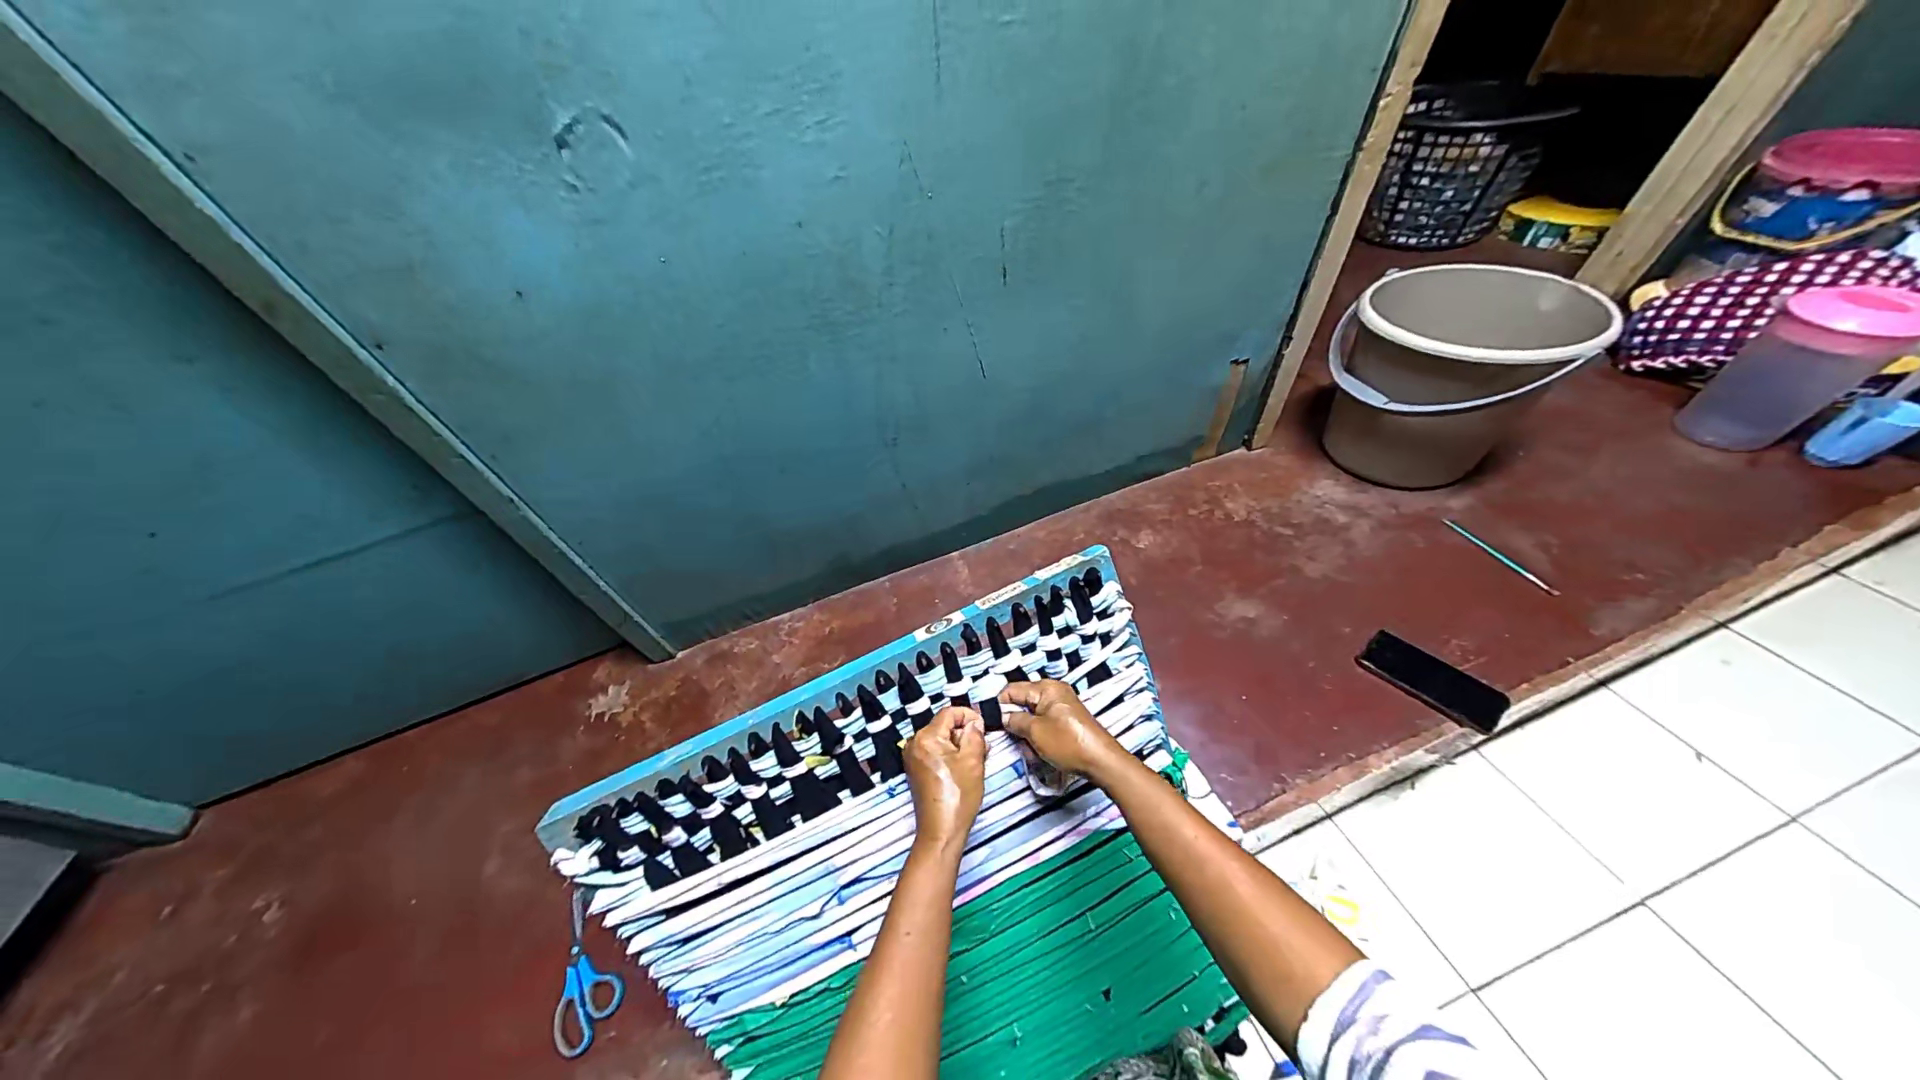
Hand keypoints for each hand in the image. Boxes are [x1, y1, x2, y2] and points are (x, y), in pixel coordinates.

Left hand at [904, 706, 986, 850]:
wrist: (941, 830)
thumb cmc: (955, 799)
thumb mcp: (973, 760)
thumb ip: (975, 735)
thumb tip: (975, 723)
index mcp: (926, 738)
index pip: (949, 712)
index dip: (969, 716)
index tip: (981, 726)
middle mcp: (915, 744)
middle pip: (945, 726)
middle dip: (964, 734)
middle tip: (981, 749)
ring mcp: (914, 758)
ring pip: (941, 740)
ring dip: (959, 746)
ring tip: (973, 764)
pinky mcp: (917, 770)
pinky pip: (935, 753)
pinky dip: (950, 757)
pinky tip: (962, 771)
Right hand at [998, 680, 1129, 781]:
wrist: (1100, 761)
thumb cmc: (1068, 743)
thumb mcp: (1035, 731)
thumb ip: (1014, 720)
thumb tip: (1003, 716)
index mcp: (1046, 688)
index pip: (1012, 689)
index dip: (1000, 704)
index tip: (992, 721)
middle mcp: (1054, 692)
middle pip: (1023, 703)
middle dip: (1016, 722)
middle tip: (1015, 740)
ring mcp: (1061, 707)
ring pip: (1033, 717)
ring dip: (1028, 734)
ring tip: (1032, 751)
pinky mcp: (1066, 721)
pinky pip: (1044, 724)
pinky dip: (1039, 737)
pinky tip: (1041, 752)